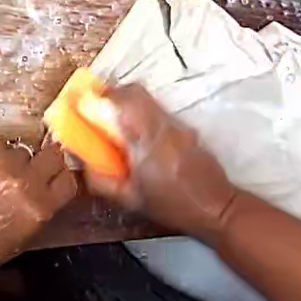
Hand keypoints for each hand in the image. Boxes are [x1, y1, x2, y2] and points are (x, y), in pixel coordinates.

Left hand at [0, 141, 79, 277]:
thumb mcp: (23, 238)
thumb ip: (42, 211)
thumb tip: (51, 192)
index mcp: (39, 208)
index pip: (69, 181)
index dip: (63, 179)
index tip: (56, 180)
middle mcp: (26, 181)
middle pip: (54, 156)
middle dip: (47, 162)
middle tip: (35, 171)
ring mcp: (4, 161)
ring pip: (26, 150)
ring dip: (19, 160)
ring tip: (2, 175)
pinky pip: (2, 146)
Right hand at [79, 84, 239, 241]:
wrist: (218, 209)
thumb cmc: (172, 206)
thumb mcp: (130, 200)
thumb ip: (101, 181)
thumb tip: (83, 163)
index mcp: (147, 141)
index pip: (122, 101)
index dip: (100, 96)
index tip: (85, 102)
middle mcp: (164, 125)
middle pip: (135, 91)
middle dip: (113, 93)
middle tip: (100, 108)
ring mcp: (178, 124)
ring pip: (148, 98)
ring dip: (128, 102)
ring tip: (118, 122)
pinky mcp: (187, 128)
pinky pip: (158, 110)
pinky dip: (143, 113)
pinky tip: (140, 136)